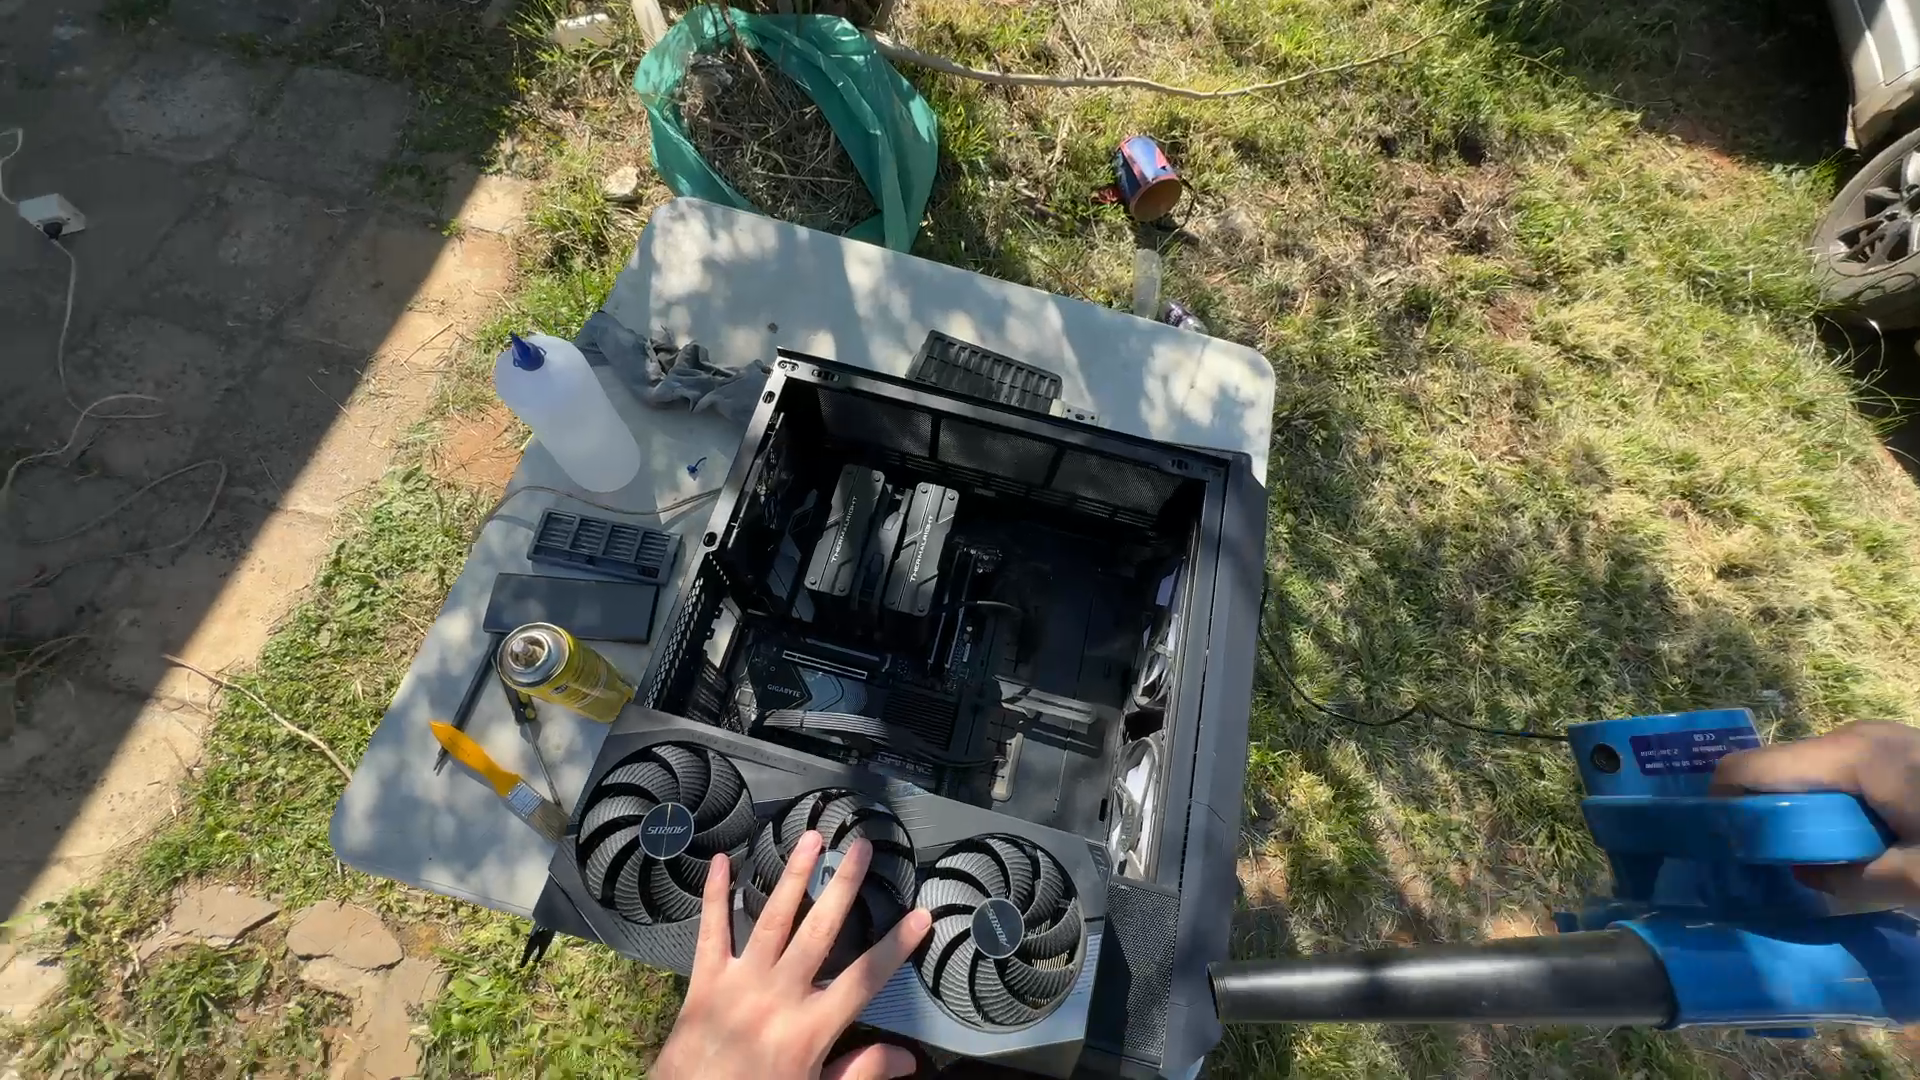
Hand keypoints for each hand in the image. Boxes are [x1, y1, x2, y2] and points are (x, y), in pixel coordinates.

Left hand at [653, 831, 933, 1079]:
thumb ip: (860, 1072)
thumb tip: (909, 1058)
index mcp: (809, 1029)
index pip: (864, 979)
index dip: (896, 947)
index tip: (921, 914)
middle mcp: (778, 997)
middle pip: (819, 931)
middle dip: (843, 885)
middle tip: (860, 846)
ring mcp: (739, 984)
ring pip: (772, 919)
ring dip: (794, 875)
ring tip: (812, 838)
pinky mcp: (704, 982)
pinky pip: (711, 932)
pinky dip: (714, 896)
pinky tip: (721, 860)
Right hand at [1712, 720, 1919, 905]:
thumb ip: (1848, 877)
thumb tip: (1805, 876)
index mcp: (1851, 753)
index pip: (1745, 769)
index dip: (1721, 805)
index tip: (1722, 848)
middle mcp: (1858, 737)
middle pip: (1780, 772)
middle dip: (1774, 818)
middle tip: (1785, 866)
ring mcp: (1889, 746)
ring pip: (1818, 781)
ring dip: (1816, 822)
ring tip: (1837, 865)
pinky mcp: (1913, 761)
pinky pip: (1855, 784)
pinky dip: (1849, 818)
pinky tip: (1874, 851)